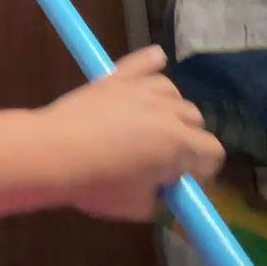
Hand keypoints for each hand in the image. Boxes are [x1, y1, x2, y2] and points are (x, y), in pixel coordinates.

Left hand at [35, 46, 224, 220]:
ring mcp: (140, 89)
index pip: (212, 151)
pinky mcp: (116, 77)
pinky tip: (157, 59)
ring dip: (170, 107)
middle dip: (187, 138)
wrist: (54, 151)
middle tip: (162, 155)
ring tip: (154, 123)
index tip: (180, 179)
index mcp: (179, 143)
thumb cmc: (98, 183)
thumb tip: (163, 185)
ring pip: (172, 91)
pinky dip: (150, 61)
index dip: (200, 168)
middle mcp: (167, 110)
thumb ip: (163, 195)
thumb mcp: (141, 206)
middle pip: (195, 119)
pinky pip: (141, 62)